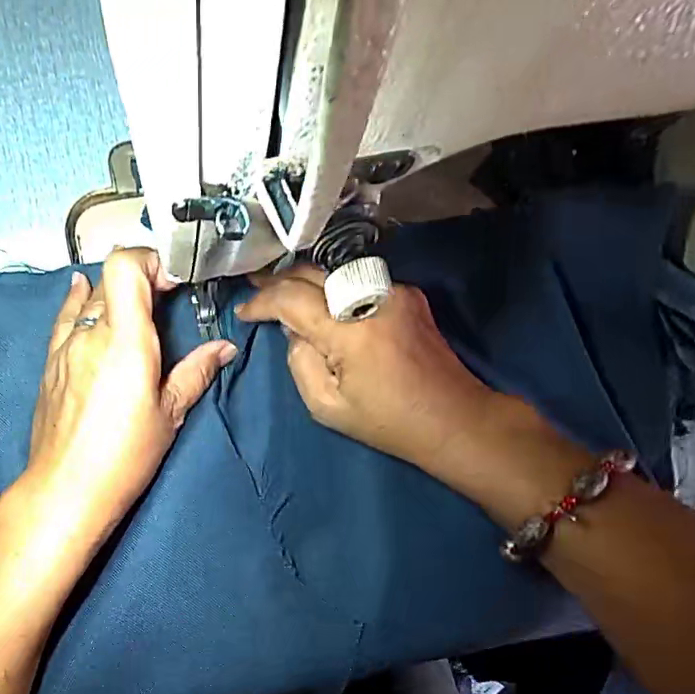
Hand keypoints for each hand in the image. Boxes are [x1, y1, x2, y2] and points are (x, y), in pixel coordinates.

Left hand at [14, 248, 236, 547]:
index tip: (173, 282)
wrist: (66, 489)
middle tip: (163, 301)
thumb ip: (195, 373)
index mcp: (124, 340)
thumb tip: (223, 349)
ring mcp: (63, 348)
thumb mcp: (168, 415)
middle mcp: (89, 334)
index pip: (125, 266)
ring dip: (111, 295)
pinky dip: (77, 303)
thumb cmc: (123, 457)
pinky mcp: (49, 366)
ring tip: (129, 304)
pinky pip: (63, 320)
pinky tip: (80, 294)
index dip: (150, 261)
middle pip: (110, 280)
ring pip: (86, 300)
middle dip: (140, 280)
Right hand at [238, 264, 587, 524]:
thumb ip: (300, 362)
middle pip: (312, 274)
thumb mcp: (325, 405)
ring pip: (336, 273)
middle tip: (251, 286)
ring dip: (304, 280)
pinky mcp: (408, 295)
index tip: (243, 312)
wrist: (452, 416)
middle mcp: (372, 298)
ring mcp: (394, 292)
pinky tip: (321, 302)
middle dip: (278, 280)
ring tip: (279, 290)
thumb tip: (294, 332)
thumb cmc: (385, 421)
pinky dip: (333, 289)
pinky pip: (358, 283)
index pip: (291, 299)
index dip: (262, 302)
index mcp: (349, 331)